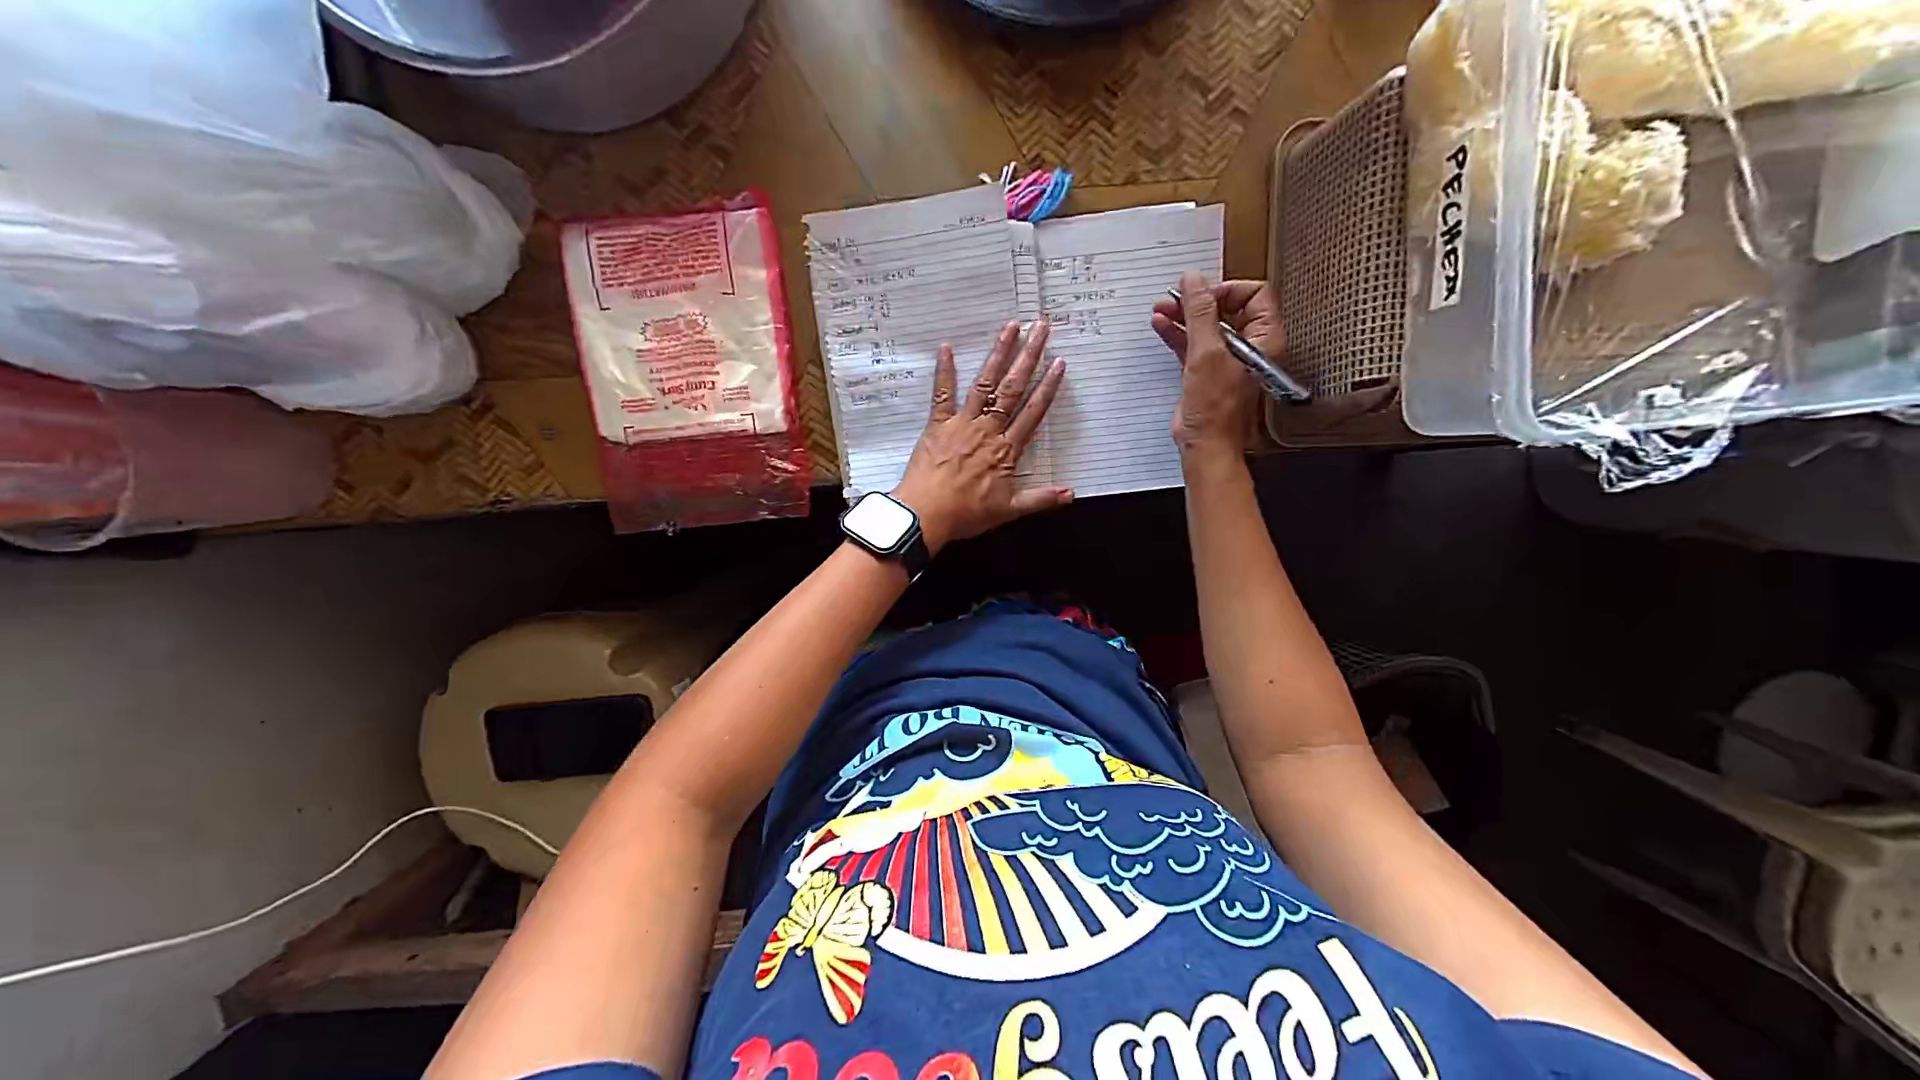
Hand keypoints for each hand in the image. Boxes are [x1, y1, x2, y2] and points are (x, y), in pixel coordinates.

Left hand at [892, 319, 1070, 553]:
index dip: (1048, 387)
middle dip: (1029, 357)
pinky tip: (947, 347)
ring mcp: (962, 424)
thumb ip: (1041, 499)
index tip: (1059, 363)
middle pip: (1013, 389)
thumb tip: (1070, 494)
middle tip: (1040, 328)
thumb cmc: (967, 514)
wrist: (927, 514)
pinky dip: (945, 371)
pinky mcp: (938, 425)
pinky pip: (942, 394)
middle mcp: (988, 430)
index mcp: (1006, 449)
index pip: (1033, 412)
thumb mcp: (1009, 510)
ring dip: (998, 354)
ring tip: (1010, 328)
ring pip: (985, 384)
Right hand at [1151, 274, 1283, 463]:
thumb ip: (1201, 314)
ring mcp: (1226, 359)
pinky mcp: (1206, 371)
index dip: (1226, 290)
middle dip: (1198, 301)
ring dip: (1183, 315)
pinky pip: (1192, 343)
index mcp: (1264, 338)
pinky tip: (1162, 325)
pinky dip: (1177, 333)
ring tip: (1163, 308)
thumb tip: (1195, 282)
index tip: (1202, 295)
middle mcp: (1248, 346)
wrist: (1206, 444)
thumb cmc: (1217, 411)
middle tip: (1177, 297)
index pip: (1253, 294)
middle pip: (1226, 308)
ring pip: (1206, 325)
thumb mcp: (1207, 353)